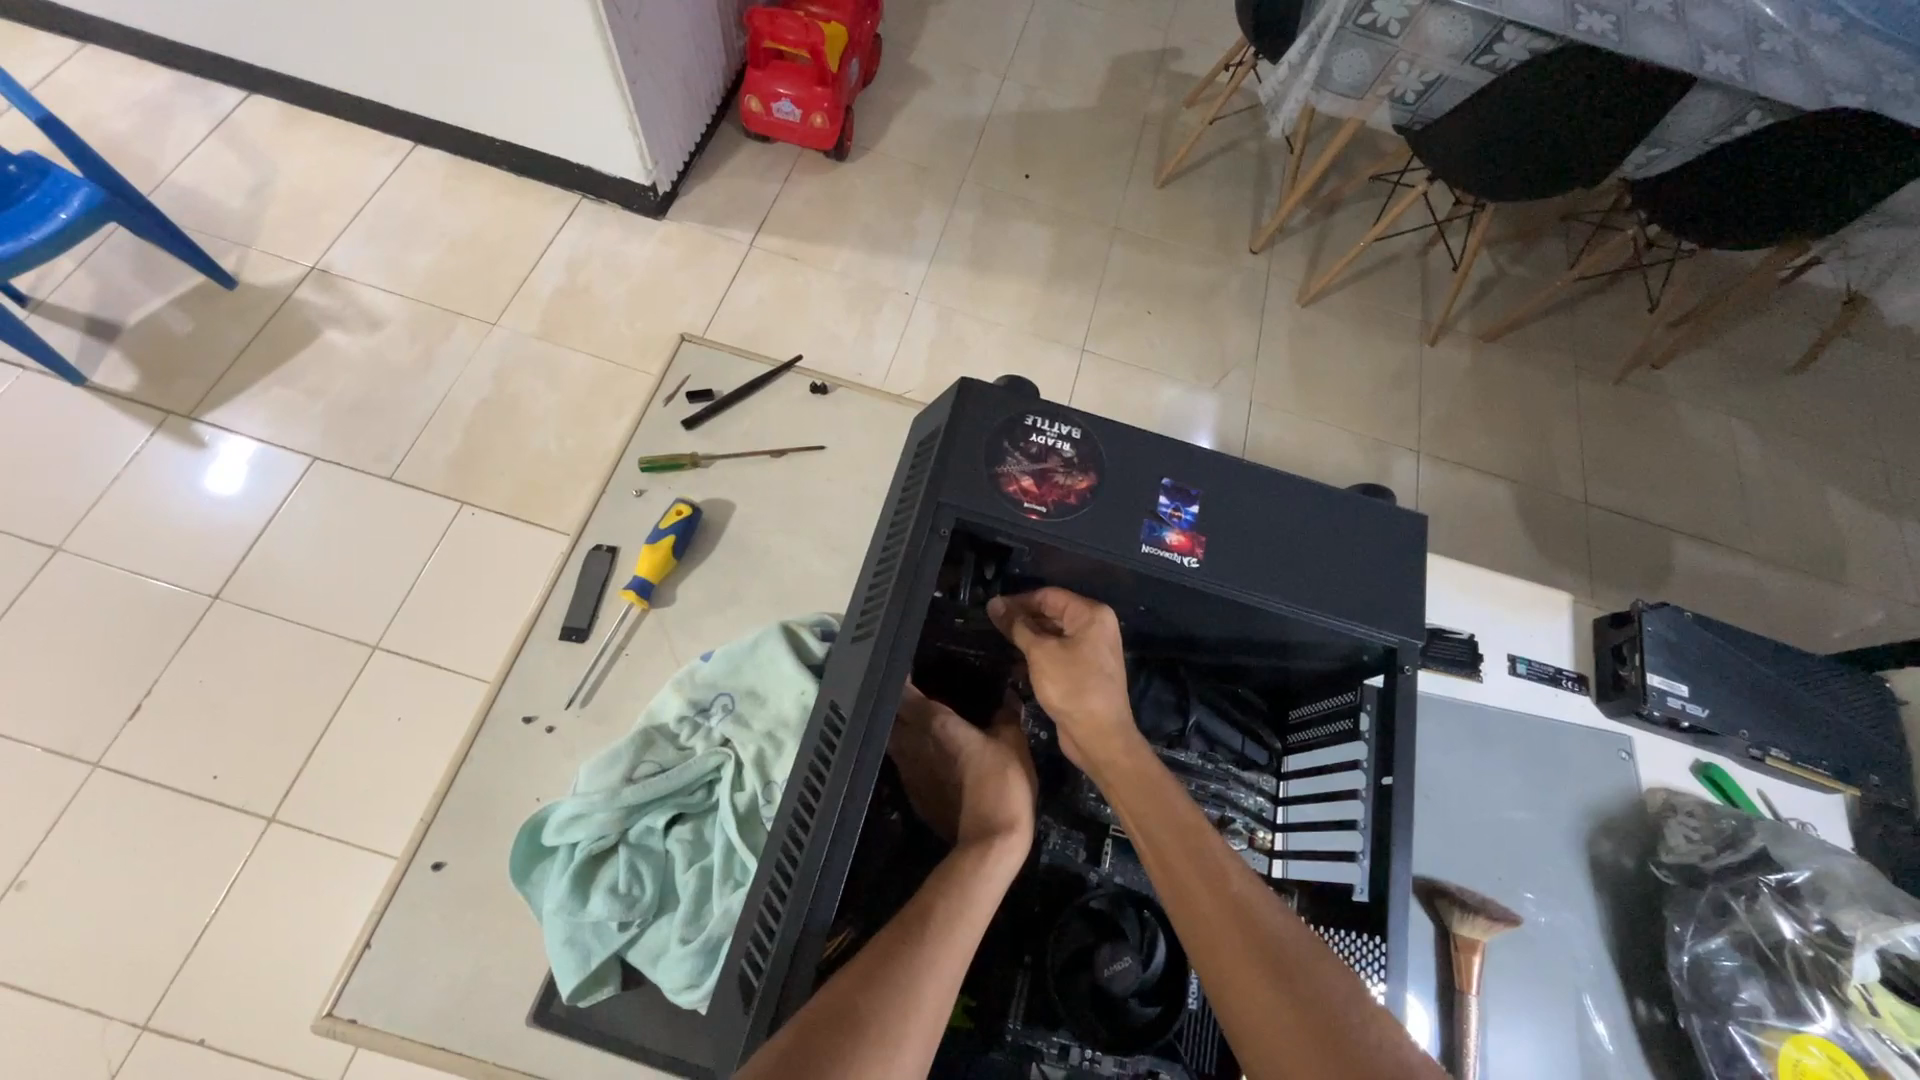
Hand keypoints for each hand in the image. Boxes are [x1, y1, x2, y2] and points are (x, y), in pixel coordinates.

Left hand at [888, 683, 1037, 855]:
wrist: (990, 841)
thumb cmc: (1002, 782)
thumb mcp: (1013, 742)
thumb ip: (1006, 716)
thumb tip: (1007, 698)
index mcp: (934, 723)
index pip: (903, 691)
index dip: (900, 677)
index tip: (905, 667)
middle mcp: (912, 744)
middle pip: (888, 717)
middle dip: (894, 703)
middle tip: (910, 694)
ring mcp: (909, 773)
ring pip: (892, 743)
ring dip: (899, 730)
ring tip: (915, 723)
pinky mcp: (913, 796)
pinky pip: (904, 767)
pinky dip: (910, 757)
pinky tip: (927, 757)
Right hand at [987, 588, 1144, 777]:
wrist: (1099, 736)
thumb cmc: (1071, 686)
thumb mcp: (1040, 652)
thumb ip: (1016, 626)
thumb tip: (994, 603)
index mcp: (1091, 615)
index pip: (1049, 596)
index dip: (1019, 601)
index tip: (992, 609)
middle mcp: (1096, 627)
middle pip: (1053, 614)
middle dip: (1023, 619)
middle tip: (992, 625)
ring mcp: (1092, 650)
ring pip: (1054, 635)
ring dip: (1028, 638)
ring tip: (998, 641)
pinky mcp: (1085, 671)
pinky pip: (1058, 653)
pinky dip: (1039, 655)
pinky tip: (1015, 662)